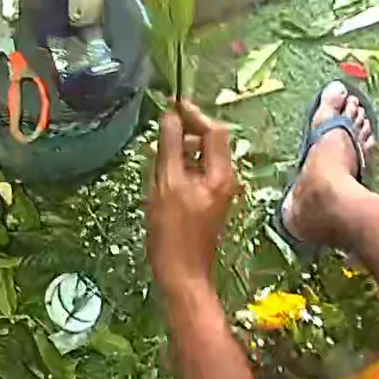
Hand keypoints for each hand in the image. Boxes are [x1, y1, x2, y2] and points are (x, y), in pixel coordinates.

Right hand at [147, 101, 238, 295]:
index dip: (193, 114)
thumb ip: (169, 146)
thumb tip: (169, 115)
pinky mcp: (206, 201)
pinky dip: (179, 166)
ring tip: (154, 151)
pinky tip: (159, 172)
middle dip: (185, 132)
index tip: (171, 104)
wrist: (181, 274)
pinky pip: (194, 173)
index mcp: (220, 174)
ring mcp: (217, 191)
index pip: (213, 130)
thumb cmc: (172, 231)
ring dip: (179, 149)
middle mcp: (224, 179)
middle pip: (208, 142)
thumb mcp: (166, 183)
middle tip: (159, 128)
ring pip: (199, 157)